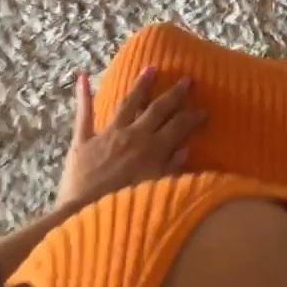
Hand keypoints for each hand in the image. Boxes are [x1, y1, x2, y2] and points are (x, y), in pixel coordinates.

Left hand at [55, 66, 205, 209]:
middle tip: (186, 79)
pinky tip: (83, 76)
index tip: (203, 109)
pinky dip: (83, 94)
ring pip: (127, 103)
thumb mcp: (154, 193)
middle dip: (173, 94)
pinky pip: (84, 113)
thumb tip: (186, 149)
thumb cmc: (123, 210)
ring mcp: (107, 134)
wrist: (84, 218)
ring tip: (150, 68)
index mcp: (152, 150)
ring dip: (140, 85)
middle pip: (156, 109)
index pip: (177, 127)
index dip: (192, 117)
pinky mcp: (83, 140)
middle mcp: (132, 135)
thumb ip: (170, 170)